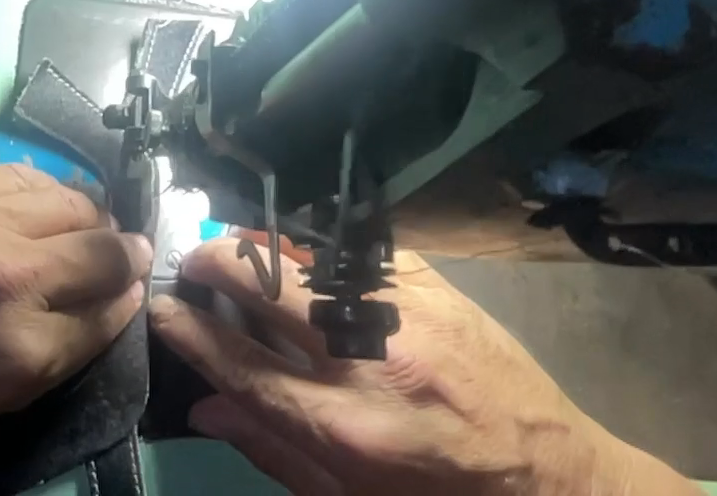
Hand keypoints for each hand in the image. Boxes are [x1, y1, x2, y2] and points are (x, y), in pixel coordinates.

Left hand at [0, 164, 152, 477]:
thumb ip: (39, 363)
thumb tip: (88, 316)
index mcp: (19, 354)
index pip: (107, 314)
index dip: (125, 302)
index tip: (131, 289)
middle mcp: (11, 277)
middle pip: (102, 251)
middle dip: (124, 255)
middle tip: (124, 253)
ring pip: (69, 200)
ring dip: (88, 216)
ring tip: (85, 223)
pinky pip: (20, 174)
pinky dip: (45, 188)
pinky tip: (44, 198)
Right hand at [149, 240, 699, 495]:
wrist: (556, 476)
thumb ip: (272, 450)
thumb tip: (203, 405)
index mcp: (350, 429)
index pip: (245, 366)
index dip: (192, 333)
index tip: (160, 306)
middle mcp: (372, 359)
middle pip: (268, 291)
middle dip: (216, 265)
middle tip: (192, 262)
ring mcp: (403, 311)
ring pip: (306, 255)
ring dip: (257, 245)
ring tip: (233, 249)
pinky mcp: (429, 281)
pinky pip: (350, 245)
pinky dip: (309, 244)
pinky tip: (293, 249)